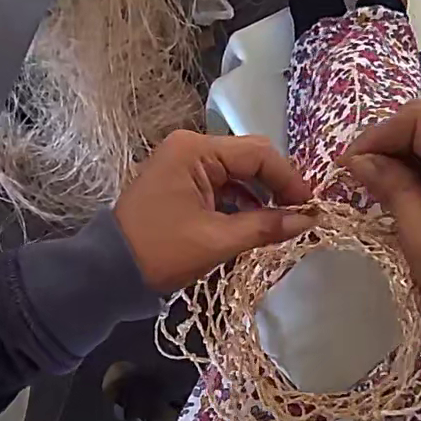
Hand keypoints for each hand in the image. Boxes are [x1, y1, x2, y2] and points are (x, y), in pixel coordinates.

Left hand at [114, 130, 316, 292]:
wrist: (109, 272)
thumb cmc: (162, 252)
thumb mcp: (217, 240)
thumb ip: (266, 226)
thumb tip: (308, 221)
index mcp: (195, 150)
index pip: (258, 154)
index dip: (289, 180)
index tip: (311, 207)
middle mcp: (190, 148)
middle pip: (249, 159)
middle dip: (277, 186)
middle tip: (301, 215)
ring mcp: (183, 164)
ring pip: (237, 173)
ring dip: (261, 196)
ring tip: (283, 222)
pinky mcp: (181, 183)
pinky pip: (221, 186)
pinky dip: (241, 203)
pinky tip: (257, 223)